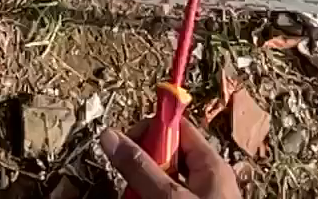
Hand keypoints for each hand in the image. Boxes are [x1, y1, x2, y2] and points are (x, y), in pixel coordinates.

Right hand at [101, 119, 239, 198]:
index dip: (148, 130)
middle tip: (129, 187)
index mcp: (209, 165)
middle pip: (164, 157)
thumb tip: (108, 135)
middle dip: (140, 169)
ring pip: (161, 184)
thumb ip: (140, 168)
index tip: (124, 147)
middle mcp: (206, 180)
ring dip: (142, 191)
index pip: (175, 127)